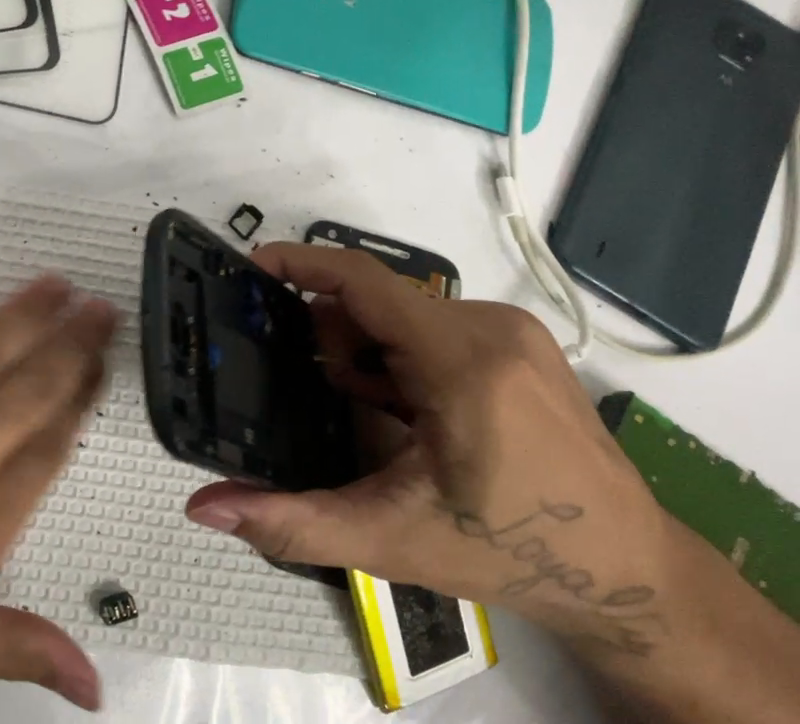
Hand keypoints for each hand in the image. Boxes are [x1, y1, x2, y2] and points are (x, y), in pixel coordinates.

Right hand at [183, 243, 673, 652]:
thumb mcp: (391, 540)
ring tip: (365, 411)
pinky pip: (429, 325)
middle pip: (372, 301)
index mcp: (464, 363)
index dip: (298, 263)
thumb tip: (206, 508)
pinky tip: (399, 407)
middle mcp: (491, 331)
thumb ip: (293, 523)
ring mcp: (511, 335)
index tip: (244, 272)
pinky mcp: (518, 347)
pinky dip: (394, 355)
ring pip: (398, 313)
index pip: (364, 280)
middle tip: (317, 394)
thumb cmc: (515, 550)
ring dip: (360, 350)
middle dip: (328, 339)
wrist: (631, 573)